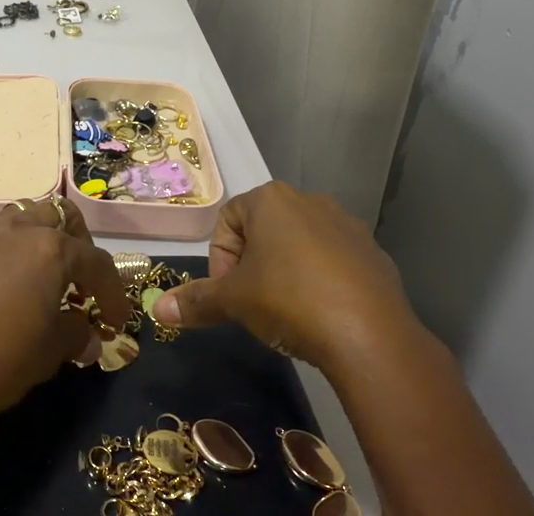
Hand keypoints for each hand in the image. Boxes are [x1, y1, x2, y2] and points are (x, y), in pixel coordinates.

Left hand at [0, 196, 130, 418]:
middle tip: (82, 282)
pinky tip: (10, 289)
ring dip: (44, 239)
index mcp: (52, 249)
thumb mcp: (48, 353)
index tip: (117, 322)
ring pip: (26, 217)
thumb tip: (90, 337)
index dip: (113, 294)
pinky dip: (15, 253)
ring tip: (47, 276)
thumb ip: (75, 336)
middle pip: (61, 217)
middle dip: (80, 246)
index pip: (97, 263)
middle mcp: (21, 231)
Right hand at [151, 182, 418, 371]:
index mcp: (271, 200)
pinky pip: (334, 263)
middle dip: (252, 266)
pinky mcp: (373, 254)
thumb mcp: (234, 301)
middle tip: (254, 305)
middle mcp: (310, 200)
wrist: (370, 335)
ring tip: (289, 313)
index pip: (227, 221)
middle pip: (264, 230)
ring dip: (286, 272)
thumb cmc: (290, 301)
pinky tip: (324, 316)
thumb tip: (159, 309)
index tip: (229, 295)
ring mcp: (347, 225)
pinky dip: (322, 283)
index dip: (220, 260)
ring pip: (300, 245)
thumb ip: (197, 300)